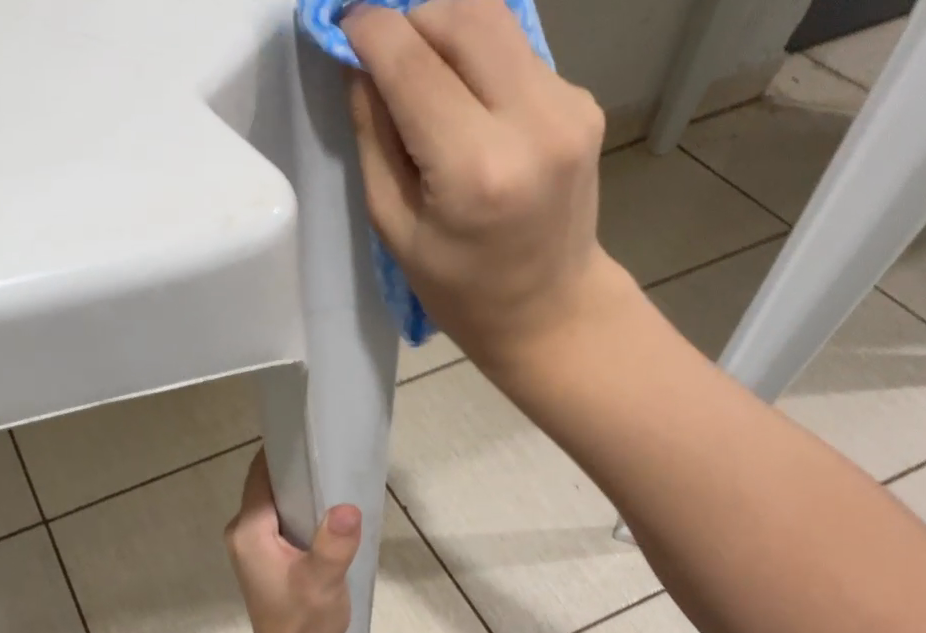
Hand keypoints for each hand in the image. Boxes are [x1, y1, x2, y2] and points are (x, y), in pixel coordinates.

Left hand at [225, 451, 361, 632]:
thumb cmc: (305, 619)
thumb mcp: (323, 581)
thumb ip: (334, 544)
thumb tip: (348, 508)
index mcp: (249, 530)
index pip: (262, 474)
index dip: (286, 452)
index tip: (316, 435)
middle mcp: (242, 531)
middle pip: (267, 485)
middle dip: (298, 470)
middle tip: (335, 456)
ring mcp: (251, 545)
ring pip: (275, 503)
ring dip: (301, 492)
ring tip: (335, 480)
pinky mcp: (263, 556)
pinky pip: (279, 521)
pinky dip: (300, 512)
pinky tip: (326, 513)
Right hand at [343, 0, 625, 372]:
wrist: (550, 309)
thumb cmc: (459, 287)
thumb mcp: (394, 226)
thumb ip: (375, 137)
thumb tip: (360, 63)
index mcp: (476, 169)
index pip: (413, 62)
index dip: (369, 30)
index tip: (343, 27)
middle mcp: (533, 122)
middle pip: (462, 16)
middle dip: (410, 20)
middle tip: (383, 54)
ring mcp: (568, 105)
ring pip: (494, 20)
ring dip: (444, 31)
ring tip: (421, 78)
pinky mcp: (583, 100)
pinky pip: (516, 51)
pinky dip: (478, 60)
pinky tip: (467, 104)